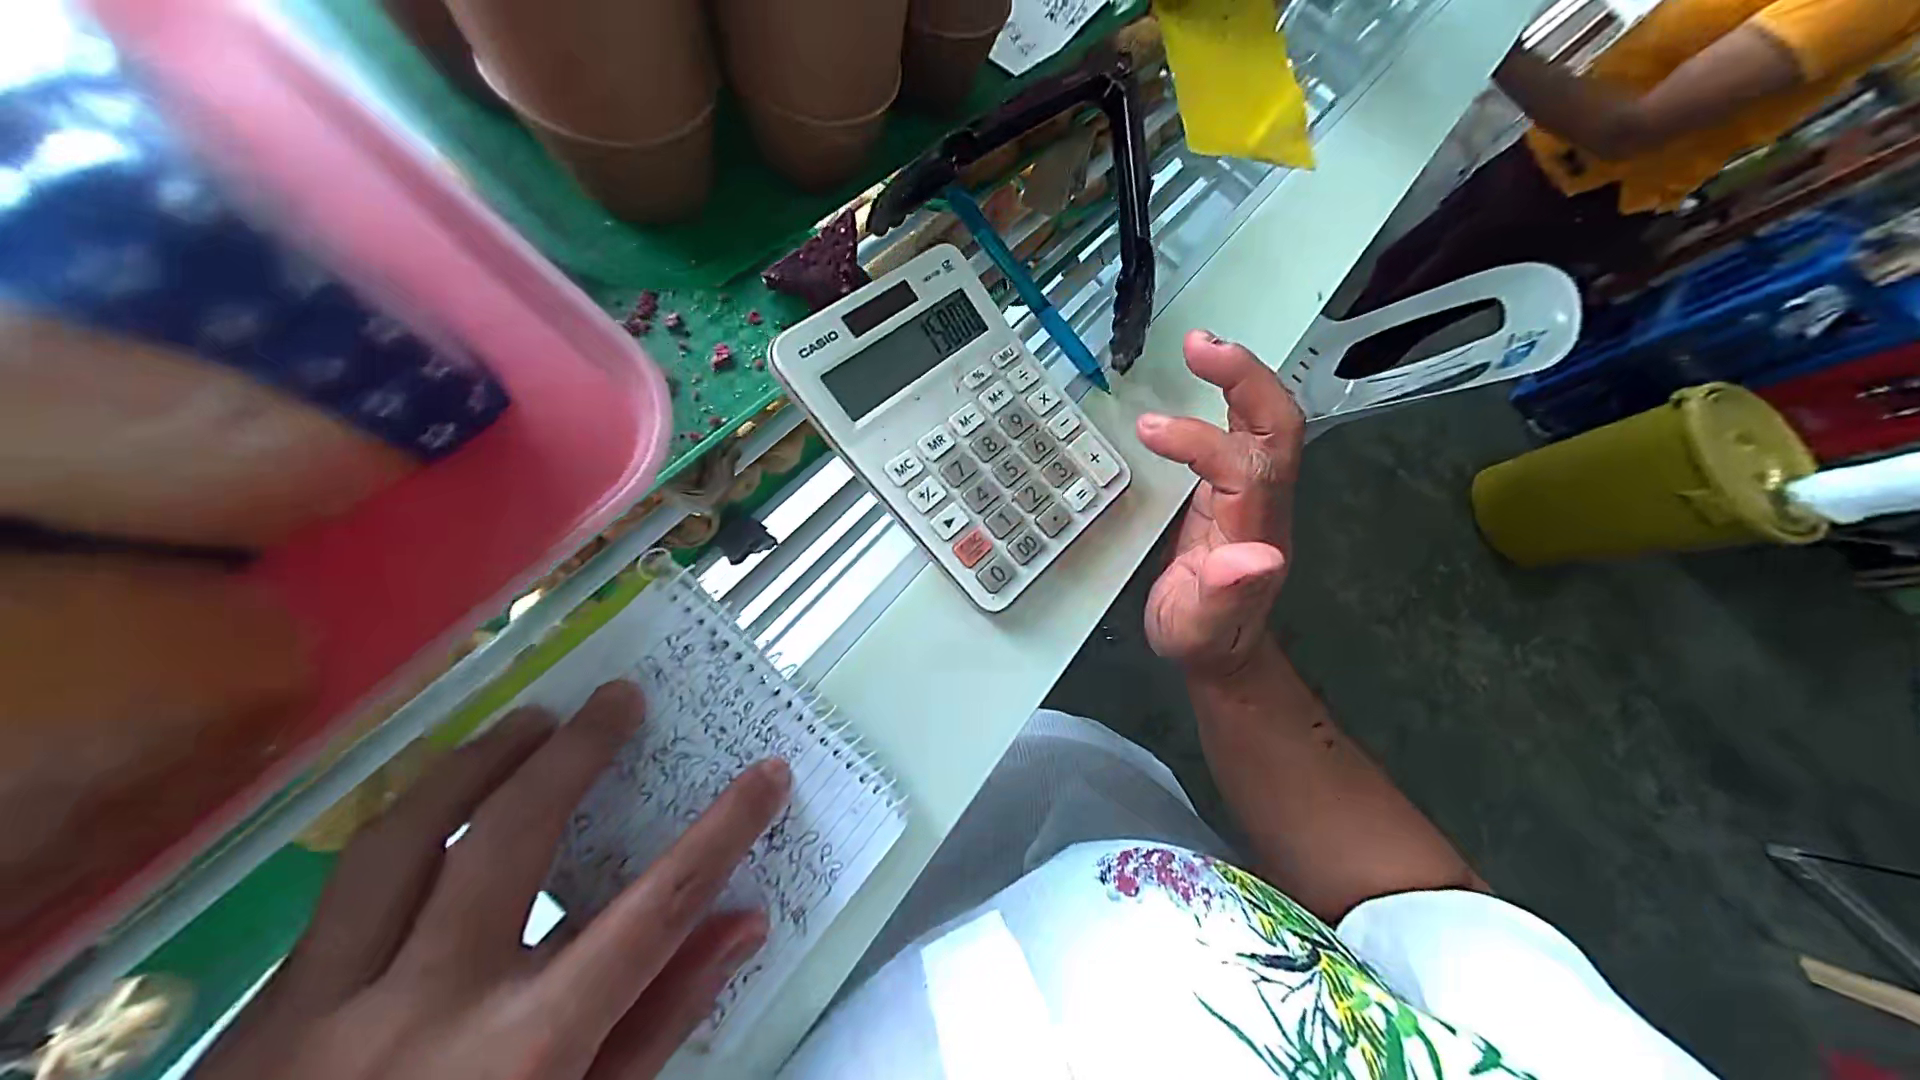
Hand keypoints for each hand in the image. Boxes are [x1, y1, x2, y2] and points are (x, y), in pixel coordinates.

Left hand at [194, 680, 789, 1079]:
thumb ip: (659, 1022)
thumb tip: (744, 921)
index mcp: (524, 1058)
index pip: (654, 913)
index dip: (722, 832)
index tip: (767, 773)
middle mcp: (424, 1014)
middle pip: (511, 837)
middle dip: (576, 752)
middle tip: (617, 698)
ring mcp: (321, 1012)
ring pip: (404, 837)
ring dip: (479, 760)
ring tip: (531, 719)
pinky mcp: (252, 1017)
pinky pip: (345, 885)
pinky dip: (411, 821)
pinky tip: (447, 799)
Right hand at [1137, 331, 1304, 678]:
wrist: (1221, 646)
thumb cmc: (1205, 637)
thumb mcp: (1203, 628)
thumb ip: (1227, 598)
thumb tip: (1261, 557)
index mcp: (1251, 530)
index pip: (1243, 466)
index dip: (1201, 440)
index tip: (1150, 430)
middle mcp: (1262, 502)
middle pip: (1275, 427)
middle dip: (1244, 380)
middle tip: (1198, 346)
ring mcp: (1254, 492)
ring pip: (1265, 422)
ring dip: (1239, 378)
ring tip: (1198, 347)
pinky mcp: (1235, 488)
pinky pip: (1243, 431)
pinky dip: (1229, 396)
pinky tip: (1202, 379)